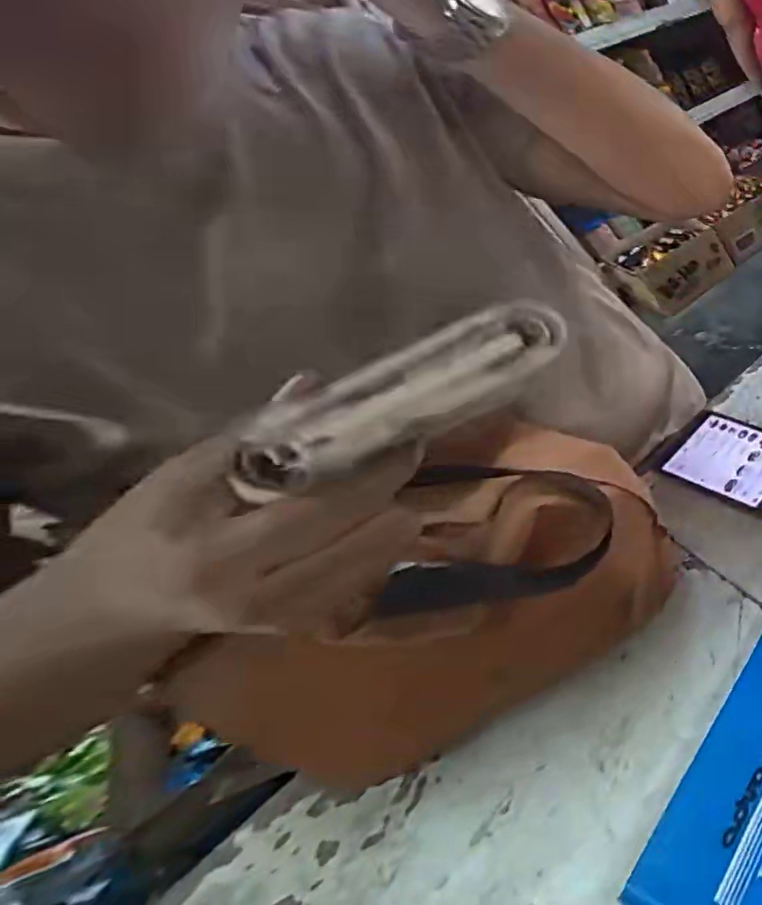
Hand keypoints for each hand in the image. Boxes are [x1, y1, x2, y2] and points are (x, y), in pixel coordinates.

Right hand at [54, 432, 420, 638]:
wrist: (114, 609)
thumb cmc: (147, 529)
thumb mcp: (183, 476)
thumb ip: (258, 432)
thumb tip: (316, 384)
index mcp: (216, 550)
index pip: (327, 506)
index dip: (378, 469)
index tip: (403, 440)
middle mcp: (255, 590)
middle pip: (368, 530)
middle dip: (392, 489)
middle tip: (397, 460)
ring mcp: (286, 614)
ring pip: (382, 553)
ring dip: (393, 516)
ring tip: (376, 492)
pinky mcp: (305, 623)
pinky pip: (371, 573)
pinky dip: (379, 543)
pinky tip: (363, 523)